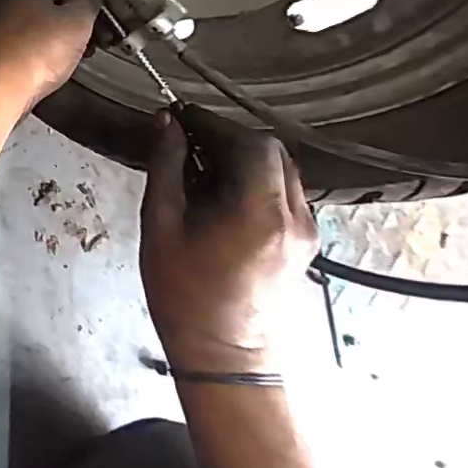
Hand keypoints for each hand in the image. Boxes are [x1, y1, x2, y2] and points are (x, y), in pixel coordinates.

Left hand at [0, 0, 101, 108]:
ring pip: (40, 25)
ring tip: (82, 53)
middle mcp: (10, 1)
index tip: (100, 2)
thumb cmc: (36, 51)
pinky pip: (29, 46)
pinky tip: (57, 68)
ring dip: (62, 37)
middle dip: (75, 16)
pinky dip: (45, 54)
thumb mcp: (76, 20)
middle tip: (97, 33)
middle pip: (50, 0)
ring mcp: (1, 27)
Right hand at [139, 108, 317, 374]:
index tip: (179, 114)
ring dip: (241, 152)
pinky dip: (254, 174)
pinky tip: (220, 187)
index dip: (213, 121)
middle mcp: (294, 217)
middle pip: (271, 150)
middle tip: (186, 136)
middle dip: (227, 134)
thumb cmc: (182, 290)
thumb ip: (166, 165)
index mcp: (260, 212)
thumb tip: (165, 119)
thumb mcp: (161, 222)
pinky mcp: (304, 240)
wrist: (222, 352)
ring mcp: (306, 230)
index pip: (250, 143)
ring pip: (281, 166)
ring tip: (200, 161)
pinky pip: (284, 188)